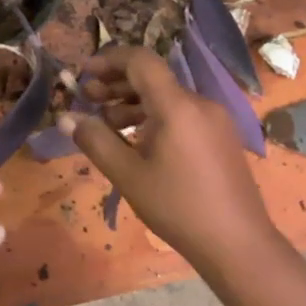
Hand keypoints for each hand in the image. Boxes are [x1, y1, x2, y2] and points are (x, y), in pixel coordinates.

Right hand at [61, 46, 276, 264]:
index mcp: (177, 106)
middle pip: (152, 78)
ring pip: (166, 96)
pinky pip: (181, 113)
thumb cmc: (178, 207)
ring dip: (132, 102)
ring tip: (106, 124)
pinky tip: (136, 141)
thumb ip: (94, 140)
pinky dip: (153, 116)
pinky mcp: (220, 137)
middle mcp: (199, 103)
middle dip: (115, 83)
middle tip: (87, 99)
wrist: (239, 246)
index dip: (109, 59)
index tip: (83, 74)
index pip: (140, 60)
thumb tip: (65, 118)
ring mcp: (214, 120)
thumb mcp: (127, 174)